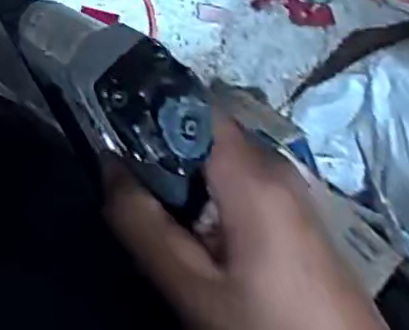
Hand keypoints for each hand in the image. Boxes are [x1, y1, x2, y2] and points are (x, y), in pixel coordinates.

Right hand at [105, 114, 388, 329]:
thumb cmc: (269, 327)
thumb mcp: (195, 288)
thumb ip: (142, 223)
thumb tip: (107, 163)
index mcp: (251, 170)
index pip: (190, 102)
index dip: (149, 108)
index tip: (116, 133)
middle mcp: (275, 164)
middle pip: (205, 129)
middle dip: (165, 149)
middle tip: (135, 185)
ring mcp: (293, 188)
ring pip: (223, 156)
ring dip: (189, 174)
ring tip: (165, 215)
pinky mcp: (300, 212)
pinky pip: (244, 179)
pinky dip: (215, 192)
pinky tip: (204, 237)